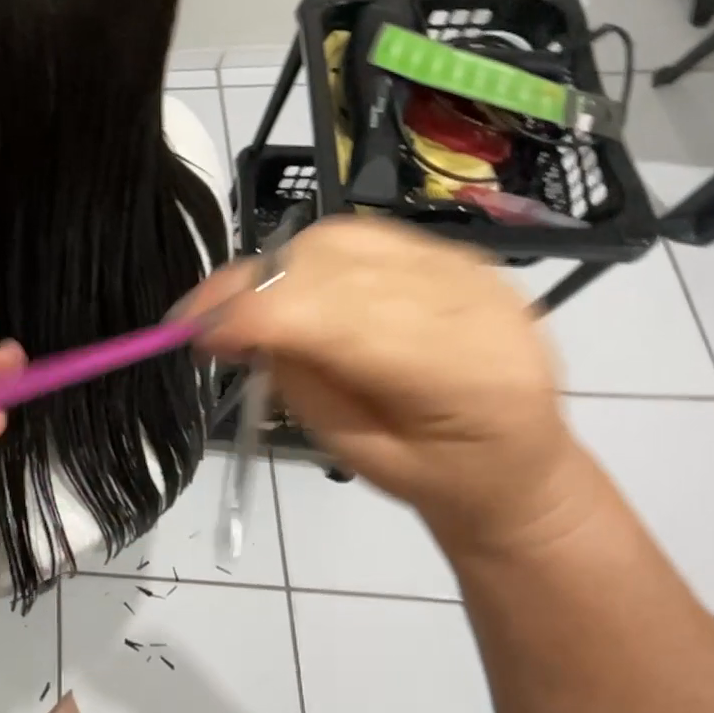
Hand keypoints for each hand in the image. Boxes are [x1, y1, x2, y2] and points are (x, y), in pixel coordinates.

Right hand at [180, 217, 584, 553]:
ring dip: (271, 271)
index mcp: (457, 375)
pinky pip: (357, 237)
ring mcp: (463, 270)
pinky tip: (282, 290)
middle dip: (247, 289)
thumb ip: (303, 384)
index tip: (194, 337)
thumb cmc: (437, 475)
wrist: (519, 459)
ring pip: (337, 241)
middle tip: (196, 323)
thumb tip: (240, 329)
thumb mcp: (357, 452)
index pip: (335, 318)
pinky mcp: (450, 254)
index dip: (252, 316)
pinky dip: (302, 260)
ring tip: (235, 307)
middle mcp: (468, 304)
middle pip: (331, 267)